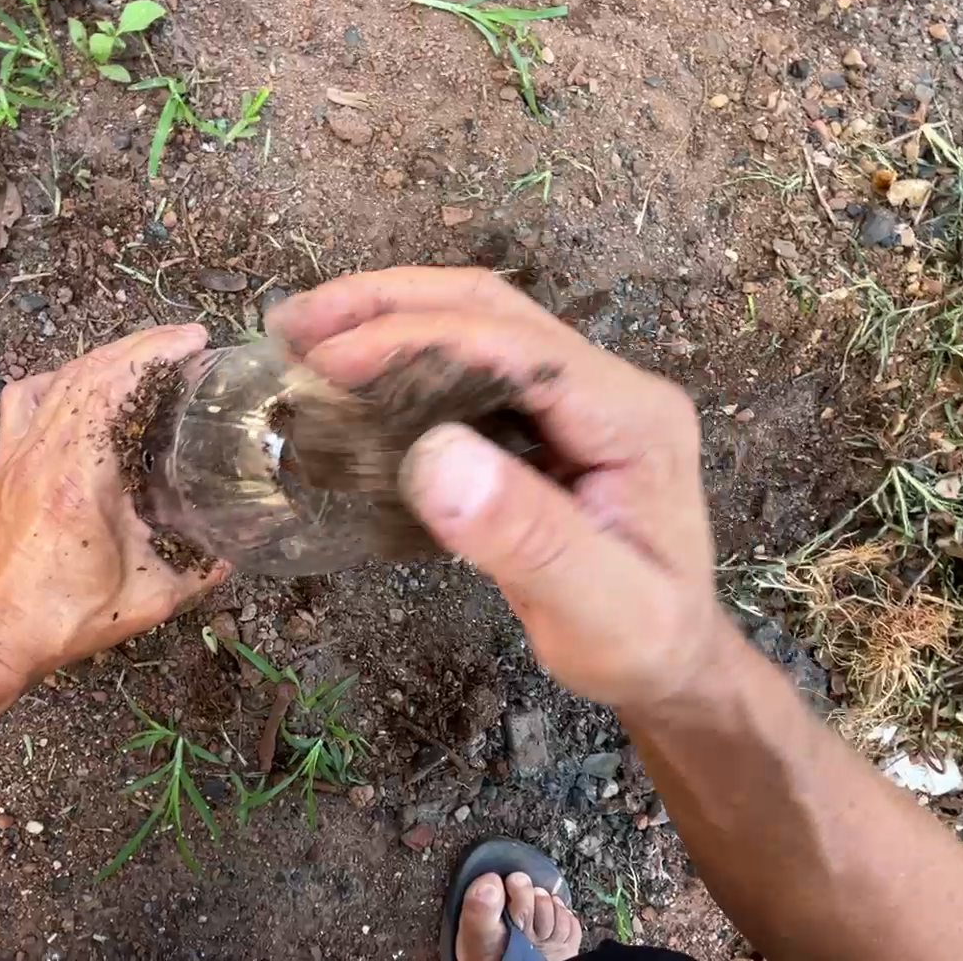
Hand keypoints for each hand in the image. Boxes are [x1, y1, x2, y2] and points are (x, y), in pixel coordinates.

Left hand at [0, 324, 227, 687]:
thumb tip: (242, 546)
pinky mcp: (5, 461)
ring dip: (109, 354)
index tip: (195, 341)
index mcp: (81, 478)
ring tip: (150, 351)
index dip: (156, 354)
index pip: (114, 388)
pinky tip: (85, 382)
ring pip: (61, 377)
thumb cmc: (68, 618)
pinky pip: (26, 398)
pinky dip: (60, 377)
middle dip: (143, 343)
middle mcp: (44, 453)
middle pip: (90, 369)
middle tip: (187, 339)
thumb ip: (203, 568)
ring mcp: (17, 452)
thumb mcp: (152, 597)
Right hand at [267, 268, 727, 708]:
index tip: (327, 363)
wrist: (667, 656)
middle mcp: (606, 386)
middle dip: (386, 306)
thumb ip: (527, 537)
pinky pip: (465, 364)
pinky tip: (352, 374)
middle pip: (490, 308)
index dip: (417, 341)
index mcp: (632, 417)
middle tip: (295, 326)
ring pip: (474, 322)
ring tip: (305, 334)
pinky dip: (401, 357)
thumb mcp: (601, 611)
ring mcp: (574, 395)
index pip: (515, 348)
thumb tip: (433, 455)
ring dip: (387, 317)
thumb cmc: (640, 643)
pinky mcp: (541, 416)